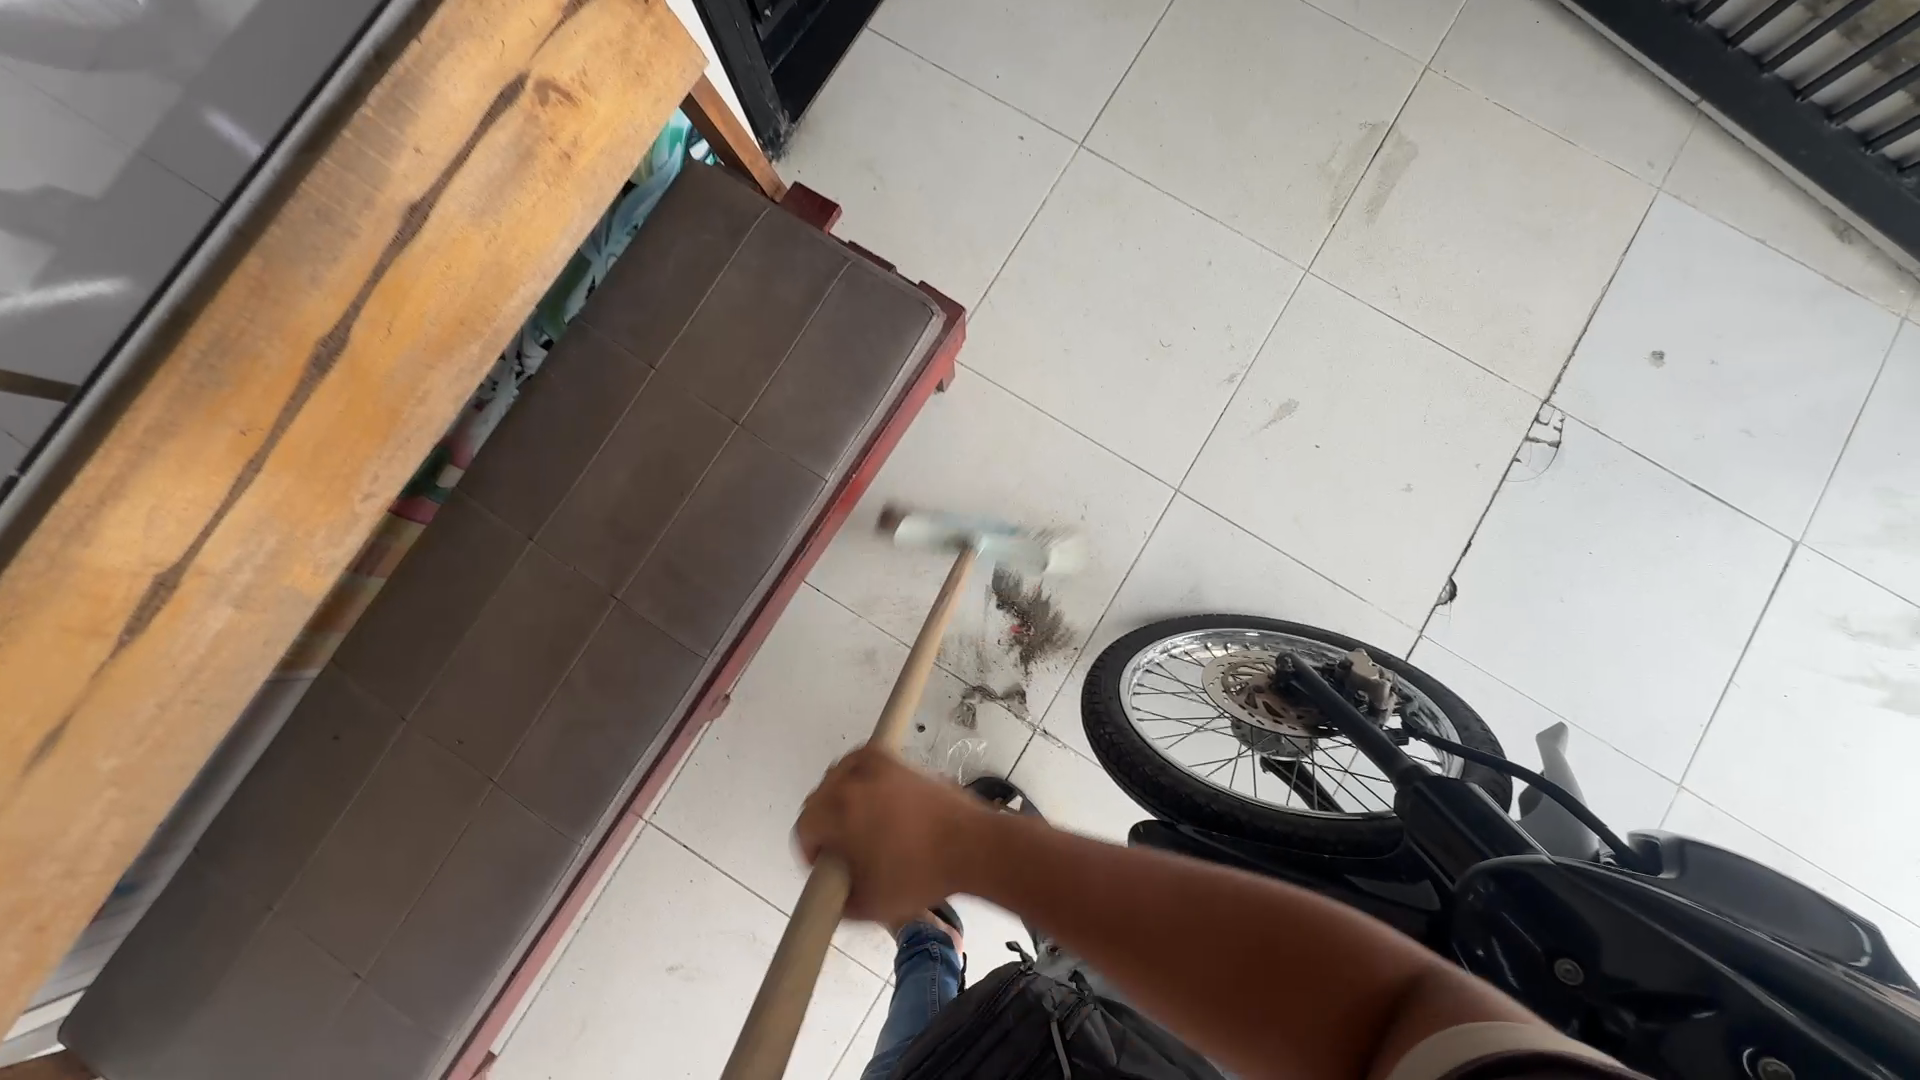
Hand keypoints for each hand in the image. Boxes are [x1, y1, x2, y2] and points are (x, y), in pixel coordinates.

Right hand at [795, 747, 996, 924]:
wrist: (969, 845)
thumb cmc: (923, 872)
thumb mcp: (870, 904)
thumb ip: (837, 899)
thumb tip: (830, 895)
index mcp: (839, 813)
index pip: (804, 827)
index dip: (811, 850)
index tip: (825, 863)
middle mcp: (852, 781)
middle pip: (817, 800)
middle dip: (824, 825)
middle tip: (842, 849)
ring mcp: (876, 765)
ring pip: (836, 778)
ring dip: (839, 799)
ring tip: (857, 825)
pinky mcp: (896, 760)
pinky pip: (861, 760)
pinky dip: (858, 774)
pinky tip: (870, 796)